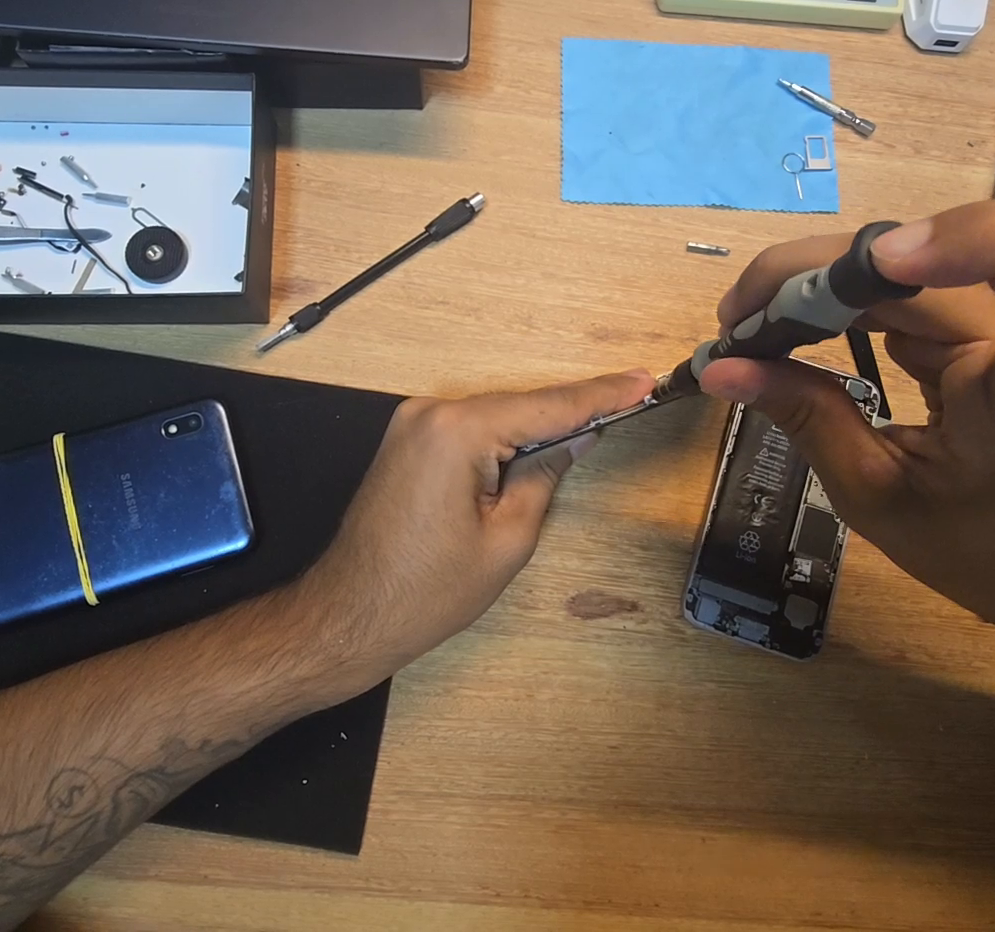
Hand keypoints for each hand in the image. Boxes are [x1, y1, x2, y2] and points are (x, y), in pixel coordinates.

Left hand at [296, 370, 657, 673]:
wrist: (351, 614)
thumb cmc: (429, 590)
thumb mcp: (508, 538)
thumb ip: (545, 474)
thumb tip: (576, 437)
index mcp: (457, 431)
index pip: (546, 407)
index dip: (601, 395)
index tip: (644, 380)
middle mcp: (431, 412)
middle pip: (519, 406)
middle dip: (572, 411)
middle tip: (631, 399)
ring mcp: (412, 422)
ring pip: (495, 416)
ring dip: (538, 428)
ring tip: (594, 425)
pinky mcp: (406, 439)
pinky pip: (470, 428)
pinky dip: (504, 437)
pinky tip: (538, 445)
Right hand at [703, 201, 994, 672]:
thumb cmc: (979, 546)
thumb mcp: (875, 494)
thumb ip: (806, 419)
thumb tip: (721, 368)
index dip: (989, 246)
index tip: (882, 263)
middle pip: (934, 259)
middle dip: (818, 272)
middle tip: (735, 321)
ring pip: (905, 258)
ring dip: (813, 278)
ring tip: (746, 322)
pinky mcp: (974, 318)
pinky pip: (896, 283)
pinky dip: (831, 294)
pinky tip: (783, 320)